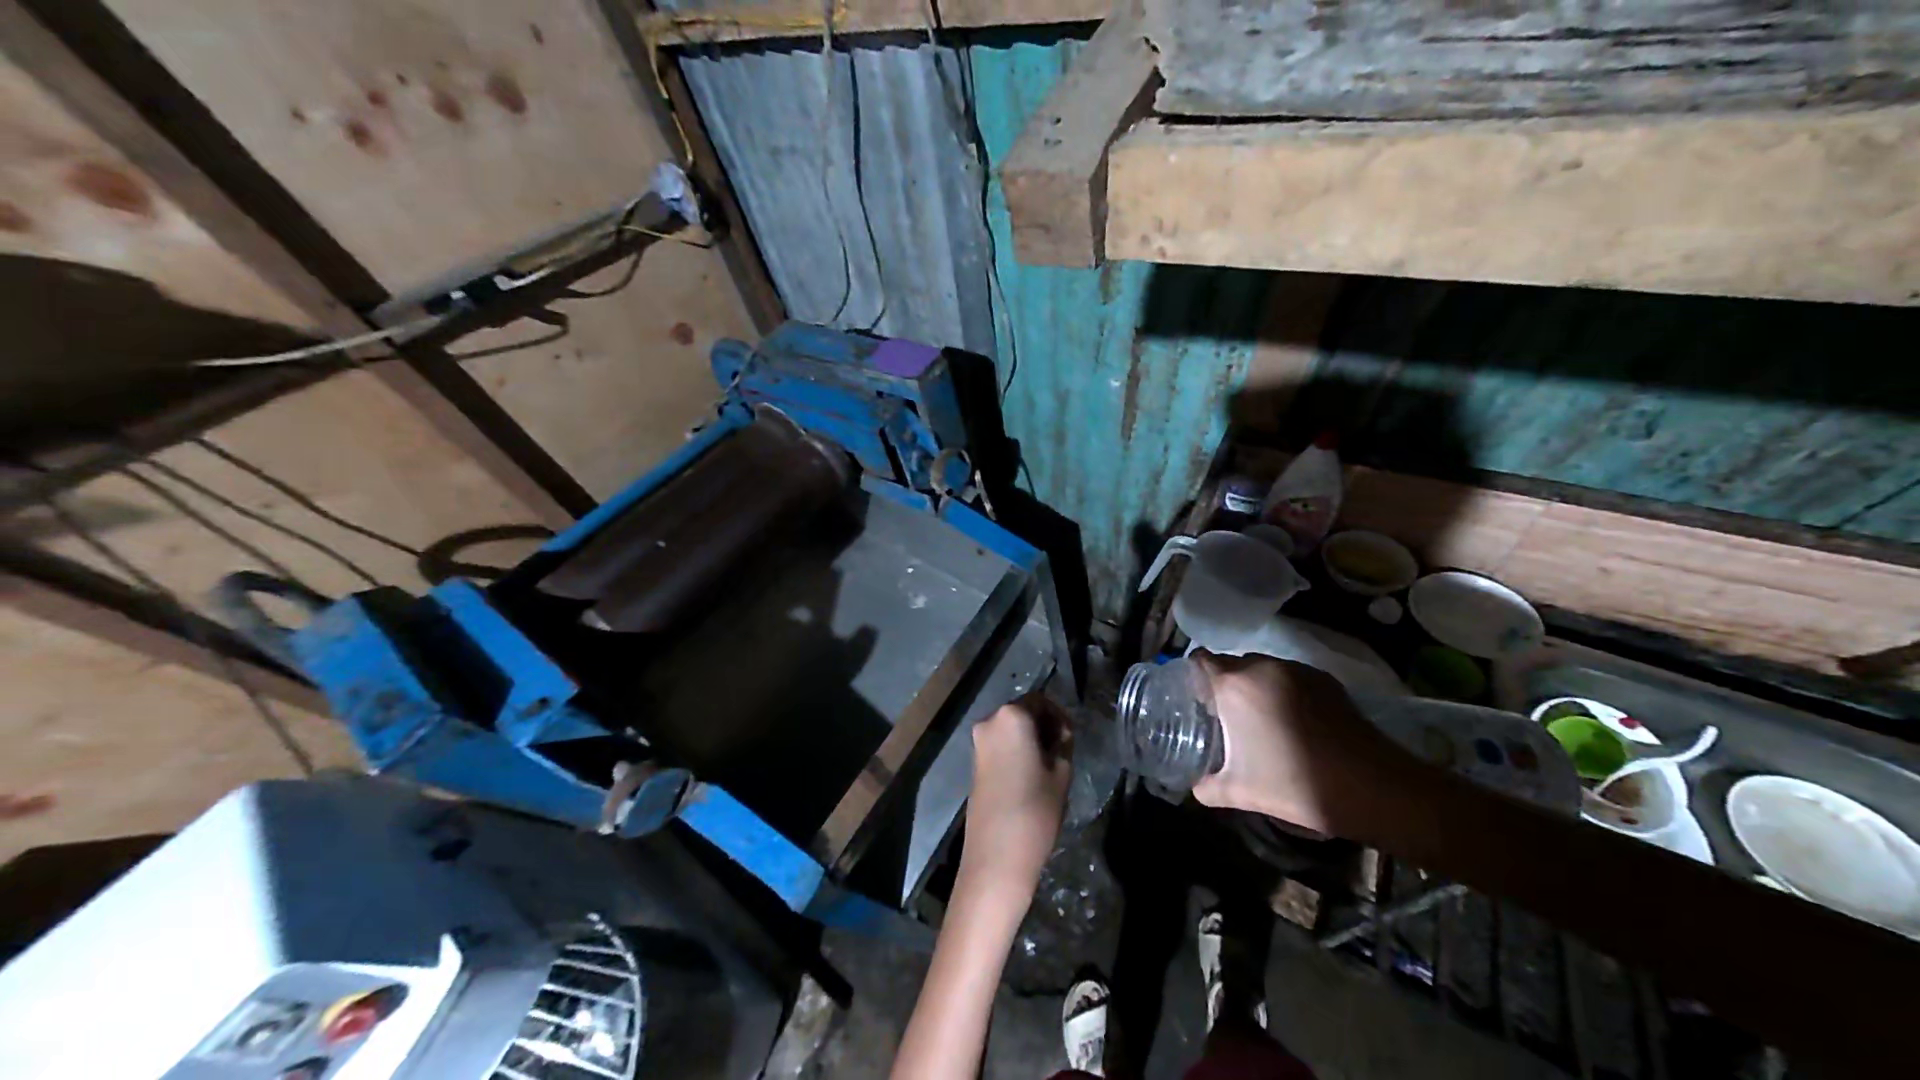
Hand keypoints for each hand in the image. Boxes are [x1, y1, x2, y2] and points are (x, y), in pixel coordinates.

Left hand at [960, 693, 1073, 891]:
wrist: (996, 855)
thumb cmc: (1035, 809)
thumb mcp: (1061, 773)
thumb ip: (1062, 743)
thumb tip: (1059, 733)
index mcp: (1011, 716)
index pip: (1040, 701)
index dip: (1059, 716)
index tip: (1071, 738)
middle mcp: (989, 722)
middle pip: (1022, 712)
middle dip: (1044, 726)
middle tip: (1063, 750)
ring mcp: (978, 743)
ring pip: (1010, 729)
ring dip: (1030, 739)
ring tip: (1049, 765)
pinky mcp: (974, 763)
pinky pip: (1000, 745)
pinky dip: (1016, 750)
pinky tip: (1031, 775)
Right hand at [1189, 653, 1401, 835]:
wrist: (1371, 787)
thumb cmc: (1294, 784)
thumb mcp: (1240, 791)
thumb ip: (1207, 786)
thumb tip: (1194, 786)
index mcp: (1235, 685)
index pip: (1201, 660)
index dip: (1193, 677)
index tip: (1194, 700)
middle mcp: (1264, 667)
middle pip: (1232, 664)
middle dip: (1225, 685)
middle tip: (1224, 717)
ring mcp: (1299, 671)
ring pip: (1263, 670)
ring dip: (1256, 688)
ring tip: (1260, 721)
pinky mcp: (1326, 681)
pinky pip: (1291, 678)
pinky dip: (1284, 693)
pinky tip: (1292, 724)